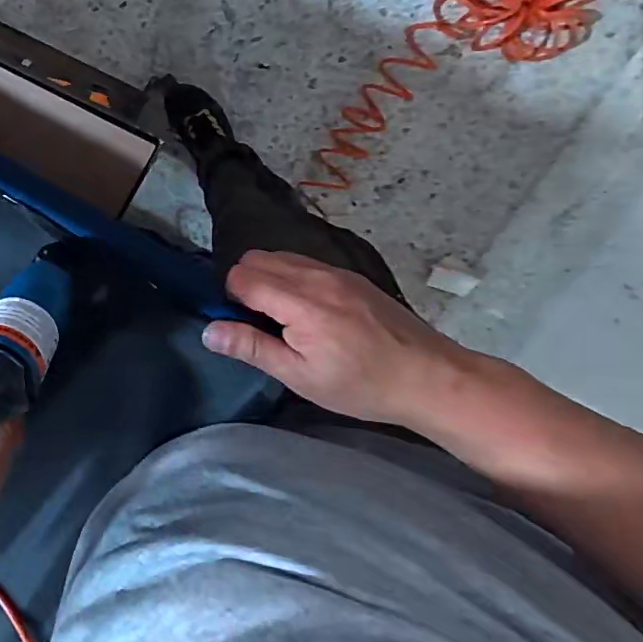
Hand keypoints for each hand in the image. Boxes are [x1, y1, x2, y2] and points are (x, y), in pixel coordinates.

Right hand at [201, 250, 477, 426]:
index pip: (241, 276)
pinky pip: (303, 261)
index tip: (247, 326)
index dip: (232, 299)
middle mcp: (315, 277)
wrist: (434, 379)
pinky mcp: (350, 274)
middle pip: (254, 258)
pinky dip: (291, 276)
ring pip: (278, 256)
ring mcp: (335, 272)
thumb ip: (252, 347)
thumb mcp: (301, 377)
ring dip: (267, 277)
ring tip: (284, 315)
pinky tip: (309, 309)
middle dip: (245, 284)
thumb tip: (208, 330)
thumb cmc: (362, 386)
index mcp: (301, 304)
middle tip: (262, 321)